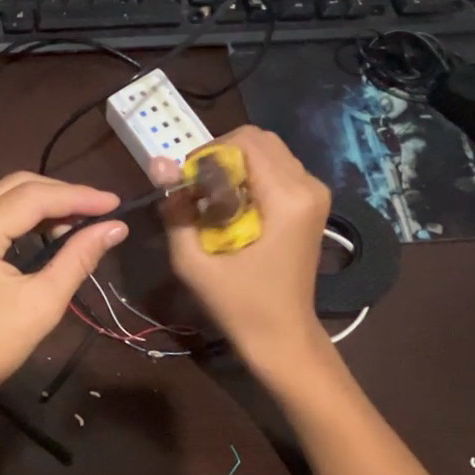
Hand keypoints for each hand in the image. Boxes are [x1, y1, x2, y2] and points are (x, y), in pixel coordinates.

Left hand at [0, 173, 125, 396]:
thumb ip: (78, 257)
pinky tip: (49, 231)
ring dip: (43, 204)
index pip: (31, 198)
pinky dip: (22, 217)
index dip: (77, 197)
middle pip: (15, 187)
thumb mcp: (43, 302)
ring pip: (2, 195)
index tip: (116, 203)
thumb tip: (116, 226)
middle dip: (61, 196)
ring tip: (80, 223)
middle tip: (100, 212)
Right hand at [152, 126, 331, 375]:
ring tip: (212, 203)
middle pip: (259, 140)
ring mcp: (315, 193)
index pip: (244, 142)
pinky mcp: (311, 203)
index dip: (206, 155)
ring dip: (234, 168)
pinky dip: (249, 179)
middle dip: (219, 158)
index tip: (186, 186)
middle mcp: (308, 185)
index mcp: (287, 197)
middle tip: (196, 191)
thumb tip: (159, 165)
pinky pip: (276, 171)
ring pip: (268, 152)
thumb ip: (177, 212)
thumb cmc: (238, 305)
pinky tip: (232, 211)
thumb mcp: (194, 263)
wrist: (281, 335)